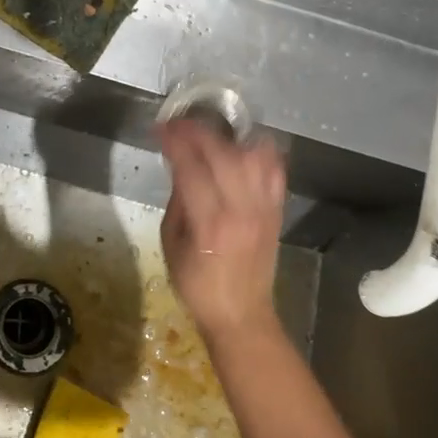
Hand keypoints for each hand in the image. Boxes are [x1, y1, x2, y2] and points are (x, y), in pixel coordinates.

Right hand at [159, 119, 288, 341]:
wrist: (241, 313)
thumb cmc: (196, 283)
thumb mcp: (171, 243)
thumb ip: (178, 201)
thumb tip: (180, 167)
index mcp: (209, 223)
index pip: (191, 167)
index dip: (175, 142)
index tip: (161, 128)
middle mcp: (241, 211)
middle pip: (223, 155)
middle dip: (198, 132)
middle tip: (180, 125)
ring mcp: (264, 209)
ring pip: (252, 157)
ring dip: (229, 138)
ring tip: (209, 134)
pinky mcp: (277, 211)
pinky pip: (275, 171)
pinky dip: (261, 152)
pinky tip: (244, 144)